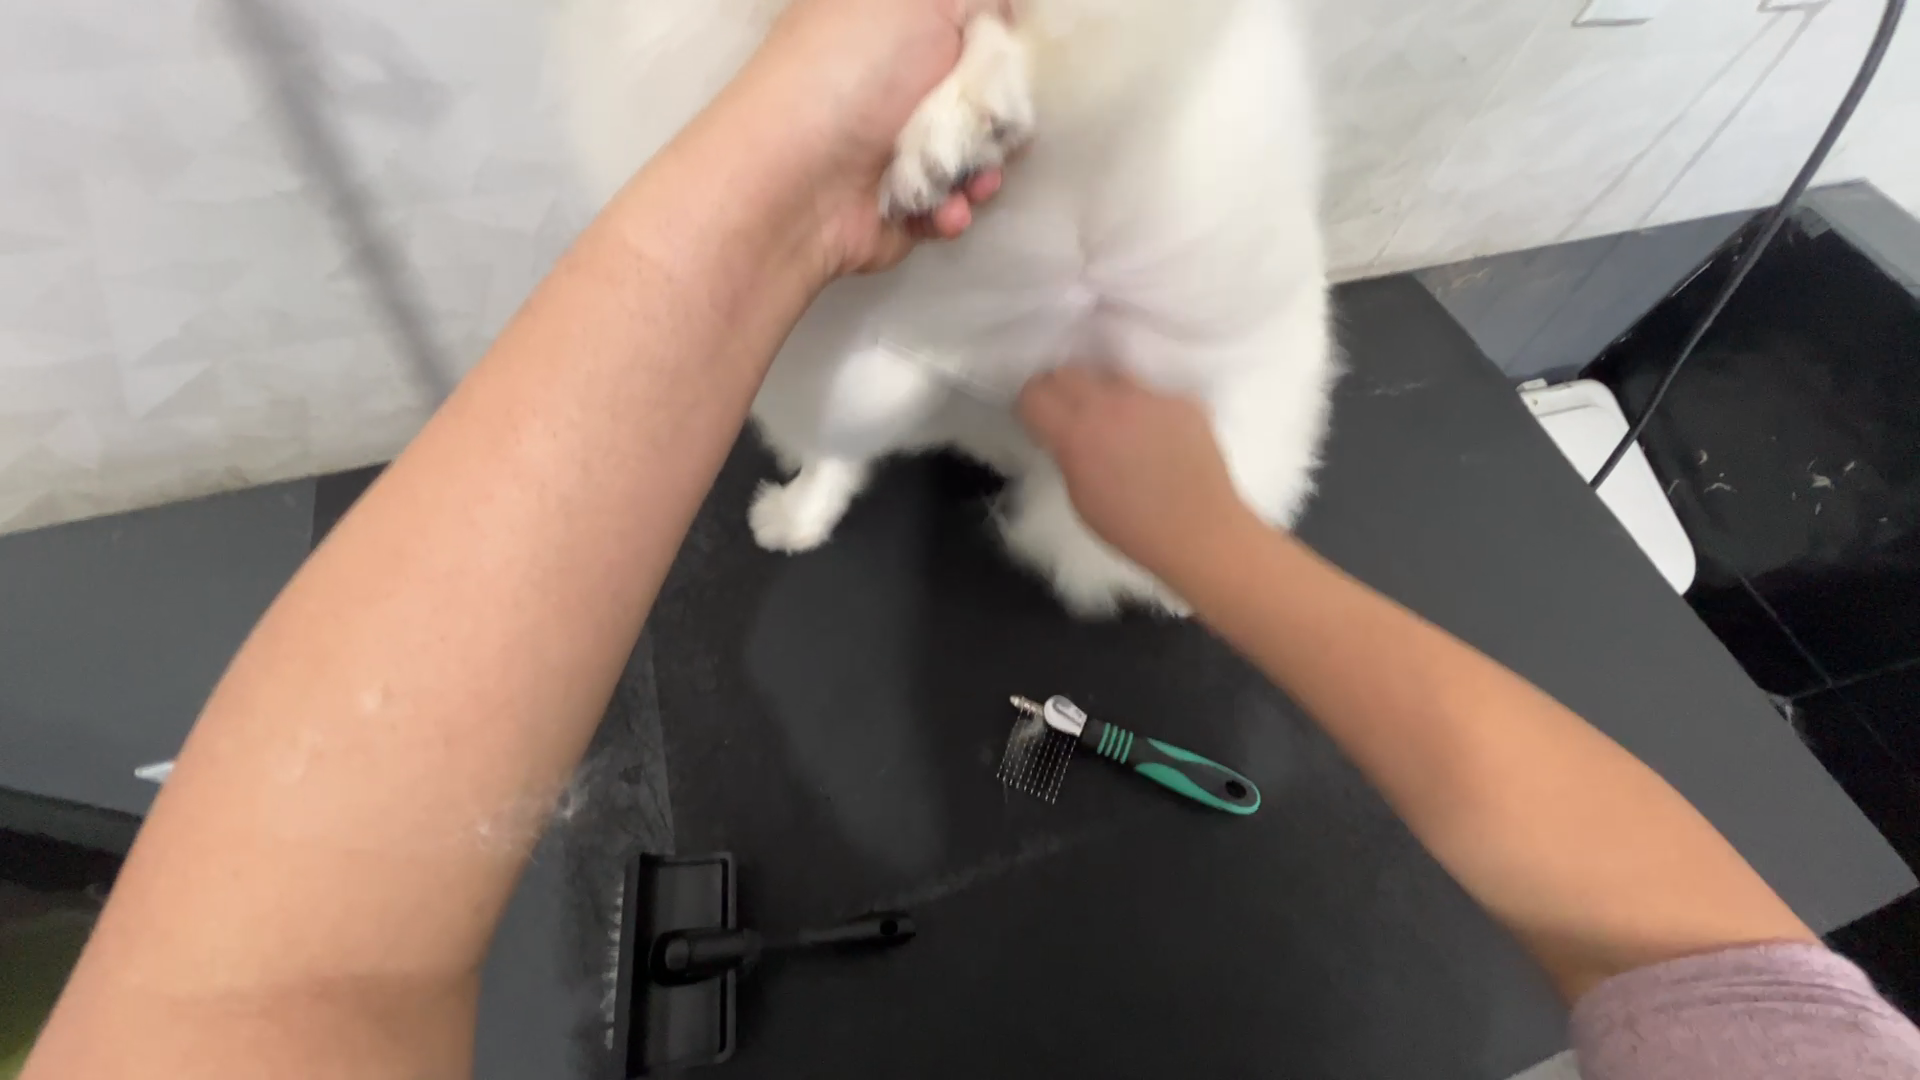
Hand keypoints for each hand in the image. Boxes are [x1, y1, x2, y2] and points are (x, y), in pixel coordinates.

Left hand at [732, 0, 1010, 274]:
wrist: (799, 181)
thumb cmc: (857, 72)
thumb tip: (1000, 14)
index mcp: (890, 27)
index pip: (963, 34)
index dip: (996, 51)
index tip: (1009, 67)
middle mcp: (889, 87)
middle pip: (973, 103)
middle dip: (996, 123)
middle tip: (997, 132)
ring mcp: (891, 151)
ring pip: (965, 162)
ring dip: (980, 175)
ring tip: (974, 184)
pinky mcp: (895, 209)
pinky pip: (942, 209)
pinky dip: (950, 212)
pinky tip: (945, 211)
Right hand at [1019, 368, 1263, 578]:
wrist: (1201, 532)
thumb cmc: (1131, 528)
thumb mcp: (1079, 497)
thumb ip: (1066, 454)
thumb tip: (1063, 434)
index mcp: (1078, 434)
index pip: (1034, 393)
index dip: (1030, 407)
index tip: (1036, 421)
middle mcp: (1112, 404)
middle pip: (1067, 373)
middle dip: (1058, 391)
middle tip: (1065, 416)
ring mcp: (1151, 397)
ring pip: (1109, 374)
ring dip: (1100, 393)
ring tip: (1112, 422)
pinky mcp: (1182, 399)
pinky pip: (1150, 392)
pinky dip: (1143, 408)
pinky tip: (1153, 436)